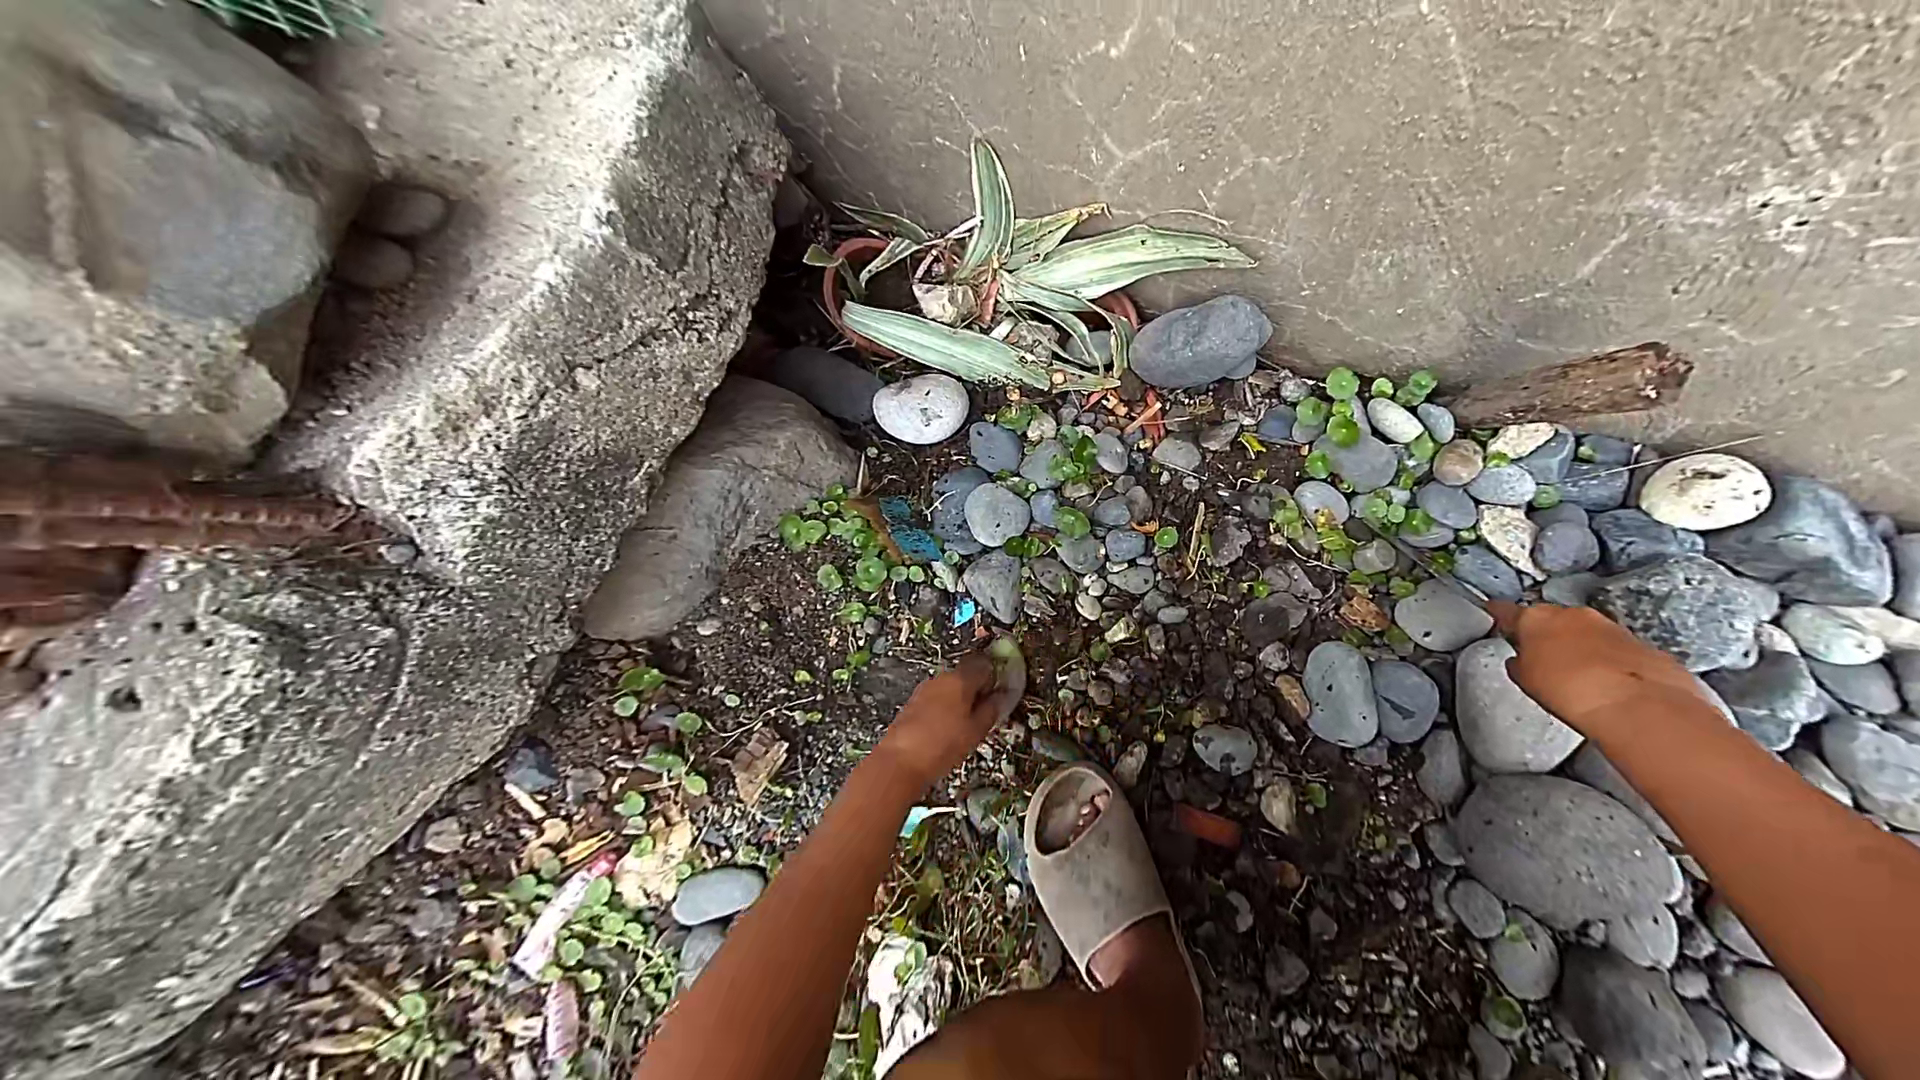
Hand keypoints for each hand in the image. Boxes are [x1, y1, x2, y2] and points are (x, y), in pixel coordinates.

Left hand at [874, 650, 1021, 785]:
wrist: (899, 761)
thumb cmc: (942, 745)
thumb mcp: (976, 730)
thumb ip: (991, 709)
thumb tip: (1001, 696)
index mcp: (960, 680)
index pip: (984, 665)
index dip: (994, 679)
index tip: (998, 696)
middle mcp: (941, 678)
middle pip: (965, 675)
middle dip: (976, 691)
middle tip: (983, 715)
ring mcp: (924, 689)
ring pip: (949, 688)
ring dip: (959, 701)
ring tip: (963, 727)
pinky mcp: (912, 703)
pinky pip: (936, 699)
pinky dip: (944, 709)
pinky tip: (944, 730)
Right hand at [1489, 601, 1715, 733]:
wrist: (1638, 707)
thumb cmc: (1569, 689)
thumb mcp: (1524, 678)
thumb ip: (1519, 662)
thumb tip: (1523, 662)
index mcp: (1535, 617)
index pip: (1506, 610)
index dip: (1499, 614)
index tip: (1494, 614)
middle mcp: (1574, 615)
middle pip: (1553, 620)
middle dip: (1548, 636)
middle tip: (1541, 661)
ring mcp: (1614, 628)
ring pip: (1588, 634)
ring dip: (1581, 650)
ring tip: (1576, 679)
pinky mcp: (1646, 647)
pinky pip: (1619, 651)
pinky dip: (1612, 663)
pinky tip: (1609, 686)